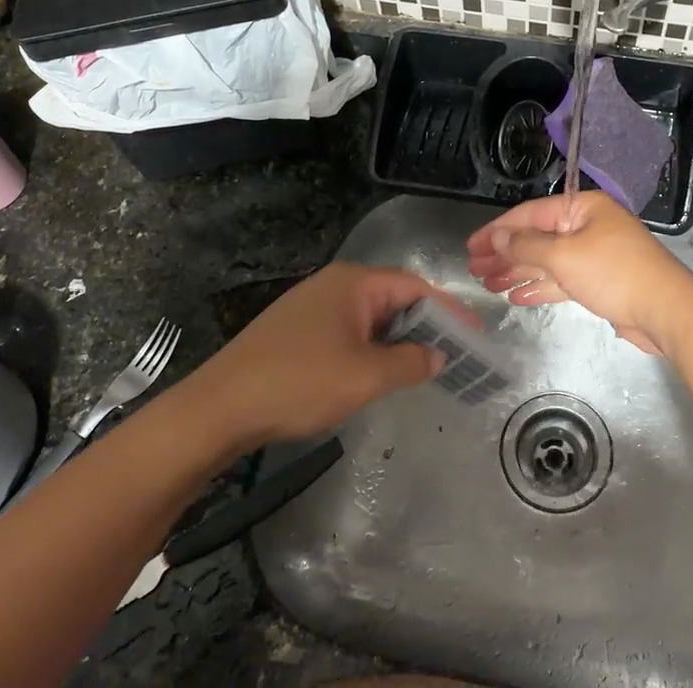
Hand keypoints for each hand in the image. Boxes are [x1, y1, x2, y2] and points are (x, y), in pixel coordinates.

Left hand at [184, 263, 449, 449]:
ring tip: (423, 367)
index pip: (415, 285)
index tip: (474, 335)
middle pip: (392, 297)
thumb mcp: (365, 376)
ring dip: (397, 340)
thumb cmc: (299, 383)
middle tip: (455, 354)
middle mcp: (332, 285)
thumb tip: (437, 355)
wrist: (218, 408)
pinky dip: (370, 349)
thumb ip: (410, 362)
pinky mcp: (294, 332)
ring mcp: (310, 307)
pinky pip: (347, 332)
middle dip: (425, 325)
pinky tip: (377, 374)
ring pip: (369, 318)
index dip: (448, 309)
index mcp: (353, 283)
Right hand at [465, 192, 692, 356]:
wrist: (665, 310)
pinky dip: (540, 286)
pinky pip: (561, 280)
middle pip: (537, 237)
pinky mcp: (599, 282)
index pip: (529, 214)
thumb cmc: (613, 273)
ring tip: (488, 284)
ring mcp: (594, 255)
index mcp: (582, 208)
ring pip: (547, 260)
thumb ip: (526, 246)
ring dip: (517, 272)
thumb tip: (498, 238)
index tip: (470, 246)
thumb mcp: (563, 256)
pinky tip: (517, 296)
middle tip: (474, 269)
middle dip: (504, 253)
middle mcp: (587, 226)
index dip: (497, 231)